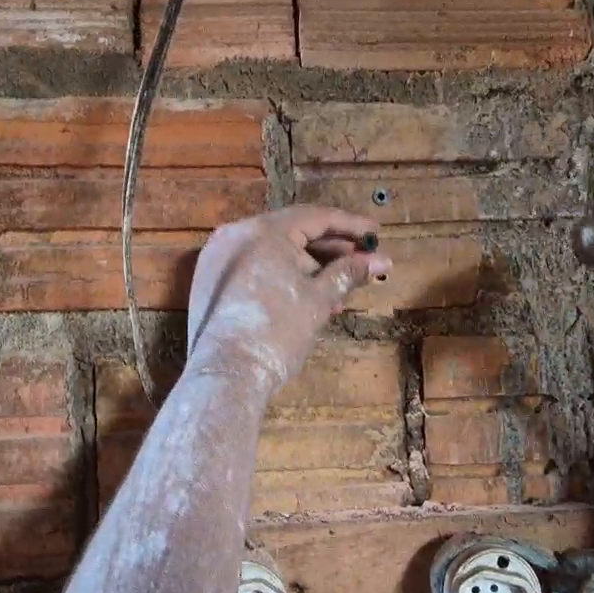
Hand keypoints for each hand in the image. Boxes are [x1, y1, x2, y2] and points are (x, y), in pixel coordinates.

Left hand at [184, 206, 391, 395]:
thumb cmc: (277, 332)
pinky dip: (283, 276)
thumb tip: (381, 261)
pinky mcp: (212, 281)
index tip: (375, 235)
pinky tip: (309, 297)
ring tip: (340, 291)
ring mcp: (219, 258)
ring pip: (274, 252)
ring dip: (310, 268)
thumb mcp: (318, 299)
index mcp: (261, 230)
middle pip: (293, 232)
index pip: (314, 217)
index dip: (350, 226)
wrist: (228, 375)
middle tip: (362, 263)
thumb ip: (348, 273)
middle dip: (330, 251)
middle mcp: (235, 235)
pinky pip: (256, 267)